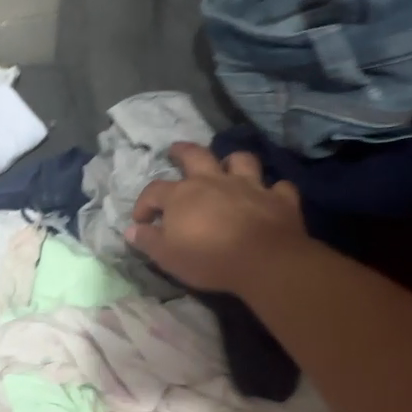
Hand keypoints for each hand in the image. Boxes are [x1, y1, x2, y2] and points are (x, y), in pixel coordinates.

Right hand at [124, 142, 312, 292]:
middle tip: (176, 151)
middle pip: (195, 155)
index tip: (142, 220)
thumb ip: (147, 240)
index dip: (144, 203)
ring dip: (234, 163)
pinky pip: (280, 187)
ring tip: (229, 167)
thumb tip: (131, 230)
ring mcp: (249, 186)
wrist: (265, 261)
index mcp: (181, 195)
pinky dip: (275, 190)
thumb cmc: (209, 258)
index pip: (154, 191)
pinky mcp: (279, 200)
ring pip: (242, 161)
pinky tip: (271, 196)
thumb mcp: (167, 255)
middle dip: (183, 151)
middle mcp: (213, 181)